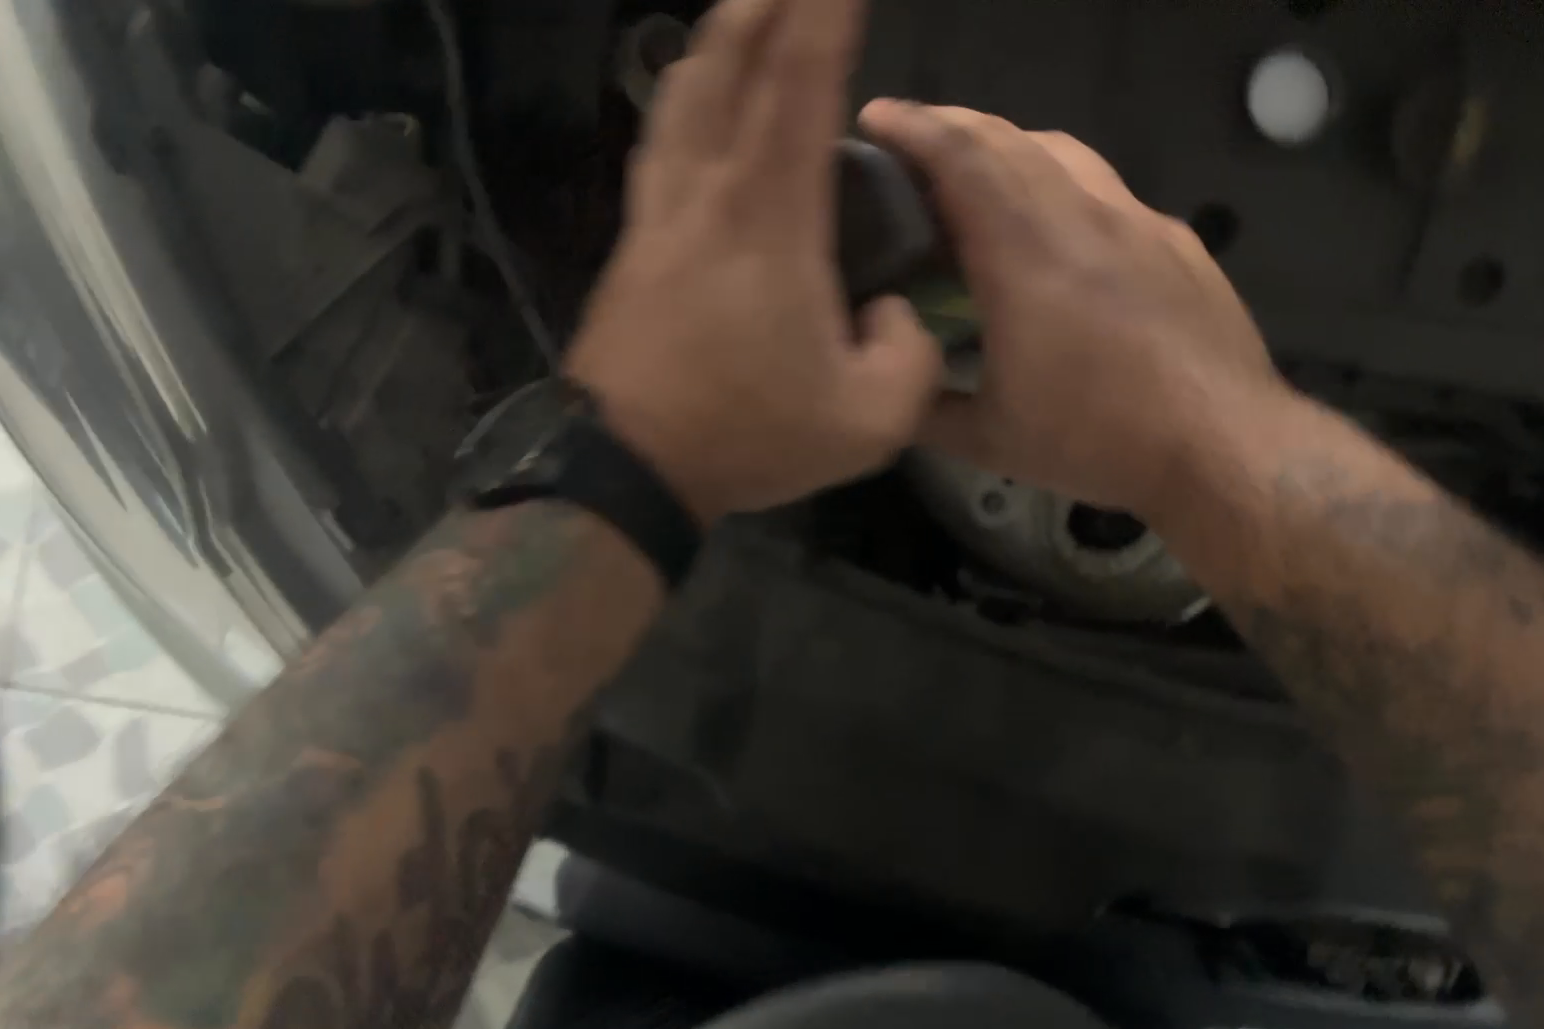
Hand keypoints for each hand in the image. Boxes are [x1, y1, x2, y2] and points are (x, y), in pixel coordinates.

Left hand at [567, 0, 943, 524]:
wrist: (632, 468)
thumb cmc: (750, 438)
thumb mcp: (869, 423)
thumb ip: (912, 356)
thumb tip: (893, 309)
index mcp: (771, 221)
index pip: (799, 84)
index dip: (824, 15)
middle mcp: (707, 195)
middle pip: (729, 66)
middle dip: (765, 3)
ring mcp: (658, 217)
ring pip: (681, 97)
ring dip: (717, 41)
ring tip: (743, 14)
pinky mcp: (631, 246)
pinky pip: (658, 146)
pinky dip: (682, 102)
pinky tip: (691, 105)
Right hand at [858, 102, 1295, 520]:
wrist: (1221, 445)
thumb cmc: (1097, 441)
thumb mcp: (991, 440)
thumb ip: (924, 410)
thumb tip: (886, 391)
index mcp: (1025, 257)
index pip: (962, 159)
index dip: (913, 128)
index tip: (877, 118)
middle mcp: (1083, 217)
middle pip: (1010, 140)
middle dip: (953, 128)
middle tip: (915, 145)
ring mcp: (1138, 222)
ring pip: (1064, 155)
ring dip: (1010, 149)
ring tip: (981, 177)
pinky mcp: (1176, 242)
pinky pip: (1108, 191)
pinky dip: (1062, 186)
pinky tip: (1060, 232)